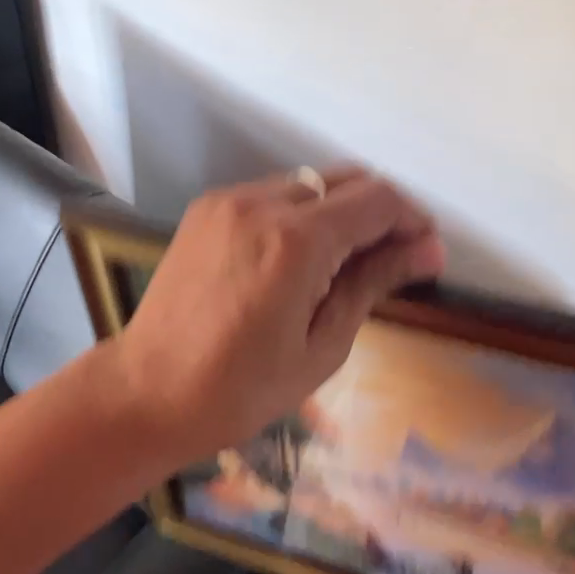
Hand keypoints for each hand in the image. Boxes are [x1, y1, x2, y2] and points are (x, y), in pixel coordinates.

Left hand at [110, 167, 444, 459]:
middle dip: (382, 212)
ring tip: (348, 264)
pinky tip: (302, 258)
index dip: (413, 221)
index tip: (428, 255)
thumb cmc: (241, 390)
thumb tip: (427, 250)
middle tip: (396, 260)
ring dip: (341, 211)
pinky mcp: (207, 209)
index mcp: (296, 240)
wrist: (146, 393)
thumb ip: (373, 282)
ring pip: (310, 183)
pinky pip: (273, 194)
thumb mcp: (322, 345)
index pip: (378, 201)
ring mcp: (229, 201)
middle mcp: (262, 203)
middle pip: (346, 180)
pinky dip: (302, 213)